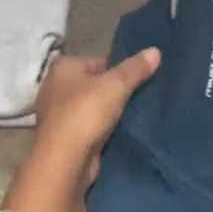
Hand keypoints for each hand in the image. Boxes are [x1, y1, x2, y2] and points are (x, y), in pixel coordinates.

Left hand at [3, 49, 160, 211]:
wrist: (66, 160)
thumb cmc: (85, 113)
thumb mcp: (116, 85)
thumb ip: (135, 69)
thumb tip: (156, 51)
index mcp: (63, 66)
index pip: (99, 61)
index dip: (121, 69)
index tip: (141, 80)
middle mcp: (56, 87)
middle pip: (95, 85)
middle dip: (115, 92)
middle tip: (142, 98)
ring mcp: (59, 115)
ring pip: (92, 108)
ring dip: (110, 113)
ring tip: (135, 116)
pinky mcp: (65, 139)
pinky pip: (90, 128)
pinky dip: (103, 131)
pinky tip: (120, 134)